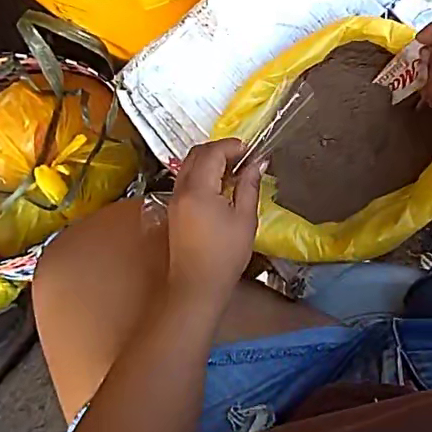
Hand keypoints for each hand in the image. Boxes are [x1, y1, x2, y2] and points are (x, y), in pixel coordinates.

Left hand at [165, 138, 262, 298]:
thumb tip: (256, 164)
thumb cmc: (225, 254)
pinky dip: (202, 174)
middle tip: (243, 157)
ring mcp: (174, 199)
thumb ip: (249, 186)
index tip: (251, 150)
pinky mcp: (174, 210)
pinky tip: (220, 187)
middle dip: (219, 150)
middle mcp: (181, 189)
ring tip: (234, 171)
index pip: (212, 153)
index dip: (232, 147)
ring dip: (210, 161)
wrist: (197, 285)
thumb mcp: (244, 219)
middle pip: (196, 154)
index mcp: (198, 189)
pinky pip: (186, 179)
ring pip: (188, 165)